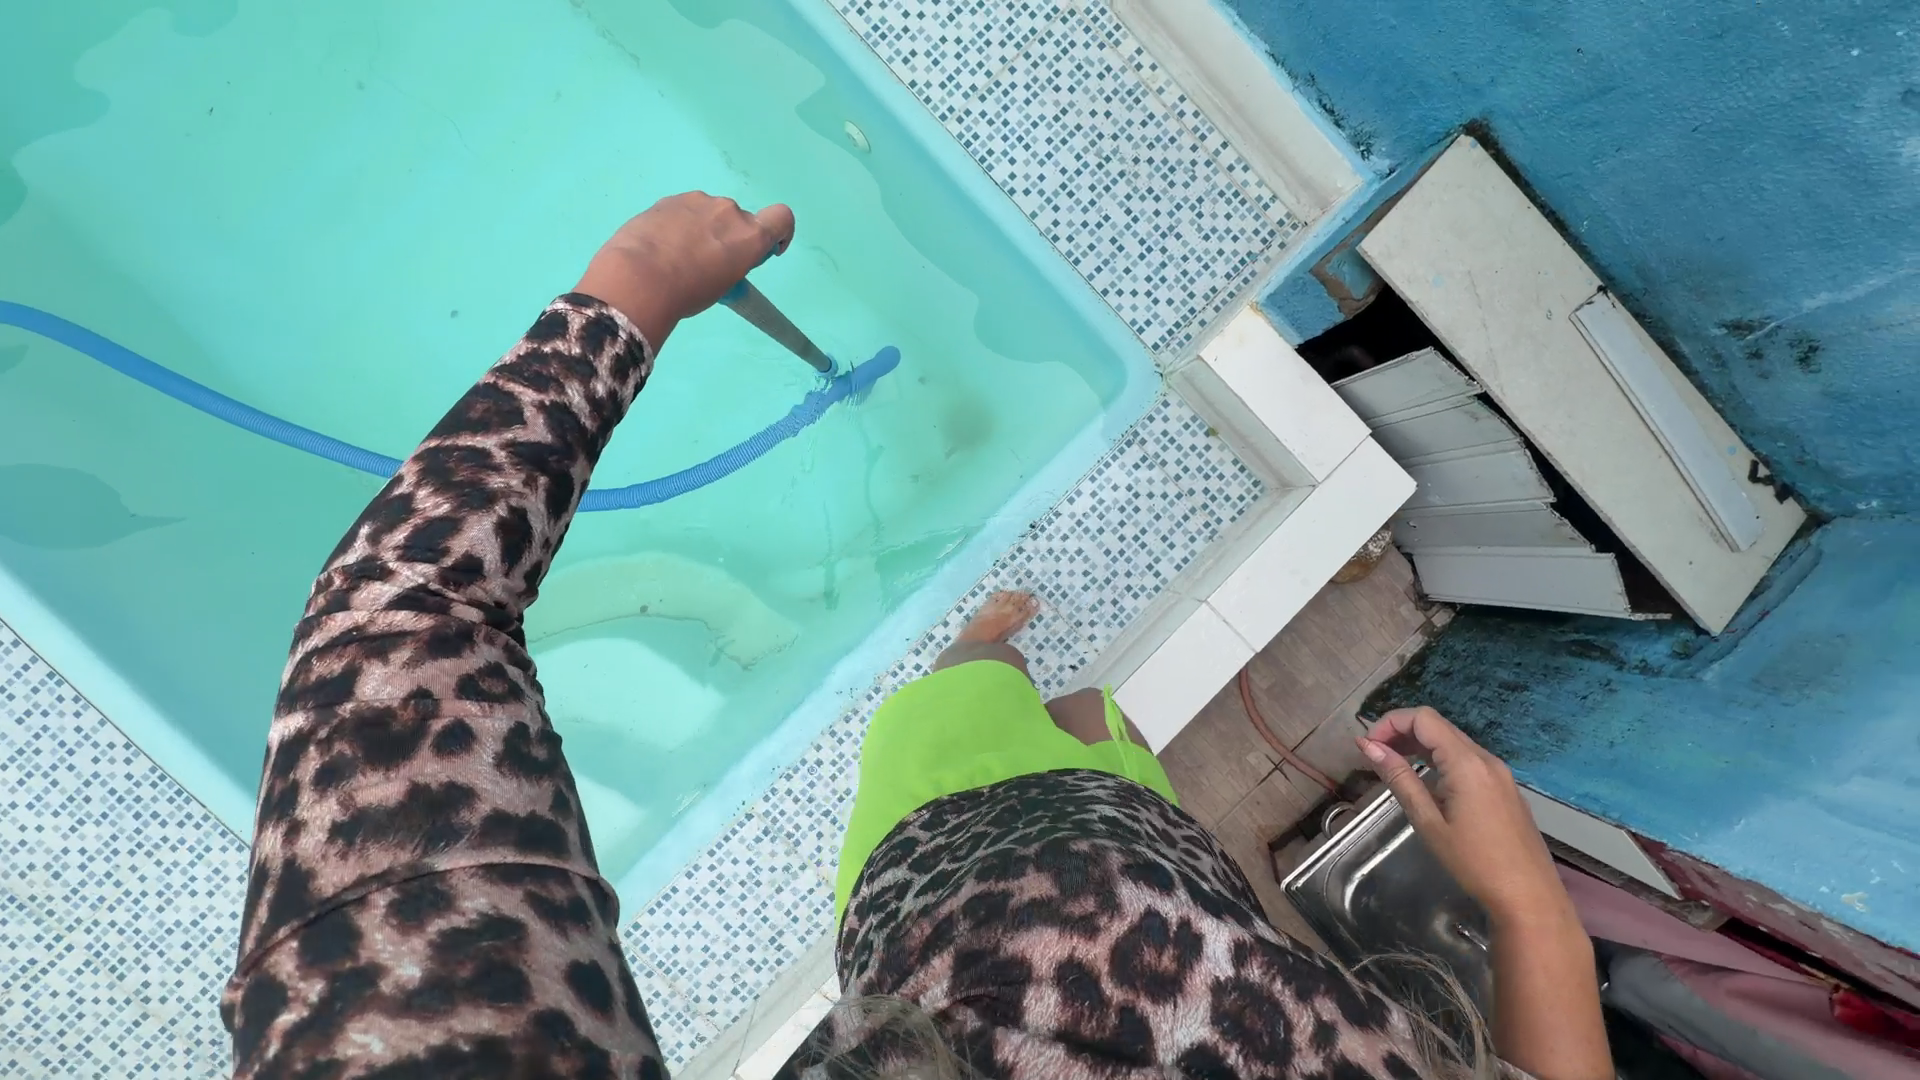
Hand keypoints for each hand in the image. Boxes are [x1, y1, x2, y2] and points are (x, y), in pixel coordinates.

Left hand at [575, 192, 795, 348]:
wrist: (640, 278)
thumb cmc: (689, 292)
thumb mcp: (724, 286)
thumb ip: (733, 262)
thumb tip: (720, 257)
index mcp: (750, 235)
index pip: (782, 219)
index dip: (779, 234)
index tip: (764, 252)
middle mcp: (729, 211)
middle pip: (739, 221)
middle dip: (729, 238)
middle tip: (709, 265)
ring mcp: (697, 201)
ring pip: (709, 214)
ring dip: (703, 230)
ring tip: (679, 257)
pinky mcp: (669, 199)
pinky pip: (684, 211)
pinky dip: (680, 225)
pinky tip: (661, 247)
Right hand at [1356, 707, 1572, 928]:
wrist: (1531, 899)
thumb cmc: (1474, 862)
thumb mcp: (1427, 820)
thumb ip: (1399, 777)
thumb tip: (1367, 745)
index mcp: (1467, 764)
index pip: (1422, 718)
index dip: (1390, 723)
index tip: (1369, 747)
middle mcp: (1486, 759)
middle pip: (1437, 725)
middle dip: (1401, 731)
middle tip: (1375, 755)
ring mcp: (1499, 773)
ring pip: (1451, 740)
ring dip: (1418, 744)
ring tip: (1393, 765)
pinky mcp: (1504, 787)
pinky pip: (1465, 758)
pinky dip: (1438, 758)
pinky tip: (1425, 781)